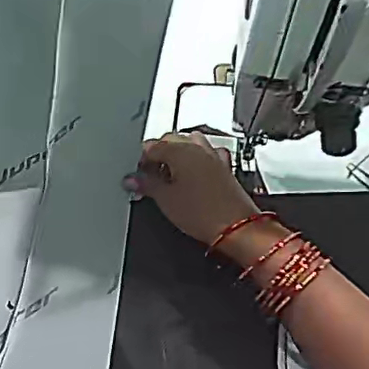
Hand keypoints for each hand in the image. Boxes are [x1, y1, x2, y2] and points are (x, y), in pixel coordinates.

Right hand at [132, 133, 261, 252]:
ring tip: (168, 174)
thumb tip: (132, 180)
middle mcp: (197, 148)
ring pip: (189, 143)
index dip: (140, 160)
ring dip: (176, 154)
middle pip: (170, 140)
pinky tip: (190, 175)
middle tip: (148, 174)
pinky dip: (195, 160)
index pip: (152, 146)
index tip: (135, 173)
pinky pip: (205, 155)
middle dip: (157, 154)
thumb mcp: (165, 199)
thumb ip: (146, 184)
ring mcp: (213, 156)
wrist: (236, 227)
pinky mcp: (223, 167)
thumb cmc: (204, 213)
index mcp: (180, 150)